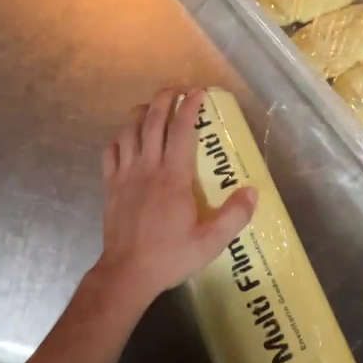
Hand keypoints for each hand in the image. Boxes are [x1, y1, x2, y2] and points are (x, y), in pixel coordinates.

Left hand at [92, 88, 257, 308]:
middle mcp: (148, 166)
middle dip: (164, 99)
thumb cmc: (169, 256)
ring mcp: (125, 174)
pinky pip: (110, 152)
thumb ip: (234, 216)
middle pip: (153, 120)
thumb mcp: (210, 243)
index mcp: (173, 176)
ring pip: (129, 130)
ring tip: (150, 107)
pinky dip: (118, 140)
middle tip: (175, 89)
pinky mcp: (110, 185)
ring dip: (140, 113)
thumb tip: (253, 191)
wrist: (126, 273)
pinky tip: (125, 141)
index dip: (190, 107)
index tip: (198, 92)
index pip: (182, 130)